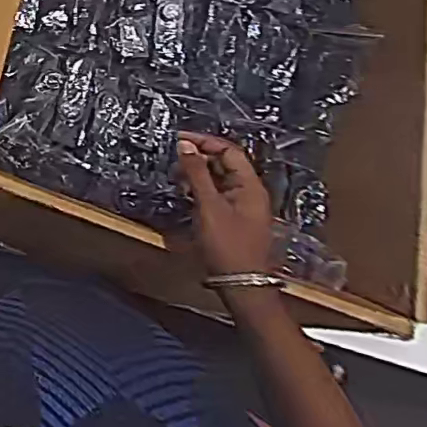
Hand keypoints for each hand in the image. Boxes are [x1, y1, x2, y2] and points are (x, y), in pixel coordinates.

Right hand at [175, 132, 274, 275]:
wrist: (242, 288)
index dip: (205, 141)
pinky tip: (187, 193)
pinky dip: (202, 189)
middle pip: (225, 163)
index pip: (228, 150)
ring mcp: (243, 206)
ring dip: (199, 173)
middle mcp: (250, 192)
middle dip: (200, 157)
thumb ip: (196, 172)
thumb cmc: (227, 245)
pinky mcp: (235, 218)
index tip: (180, 139)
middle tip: (176, 158)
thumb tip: (185, 144)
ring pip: (220, 178)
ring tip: (178, 176)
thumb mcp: (208, 206)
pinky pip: (219, 193)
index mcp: (249, 185)